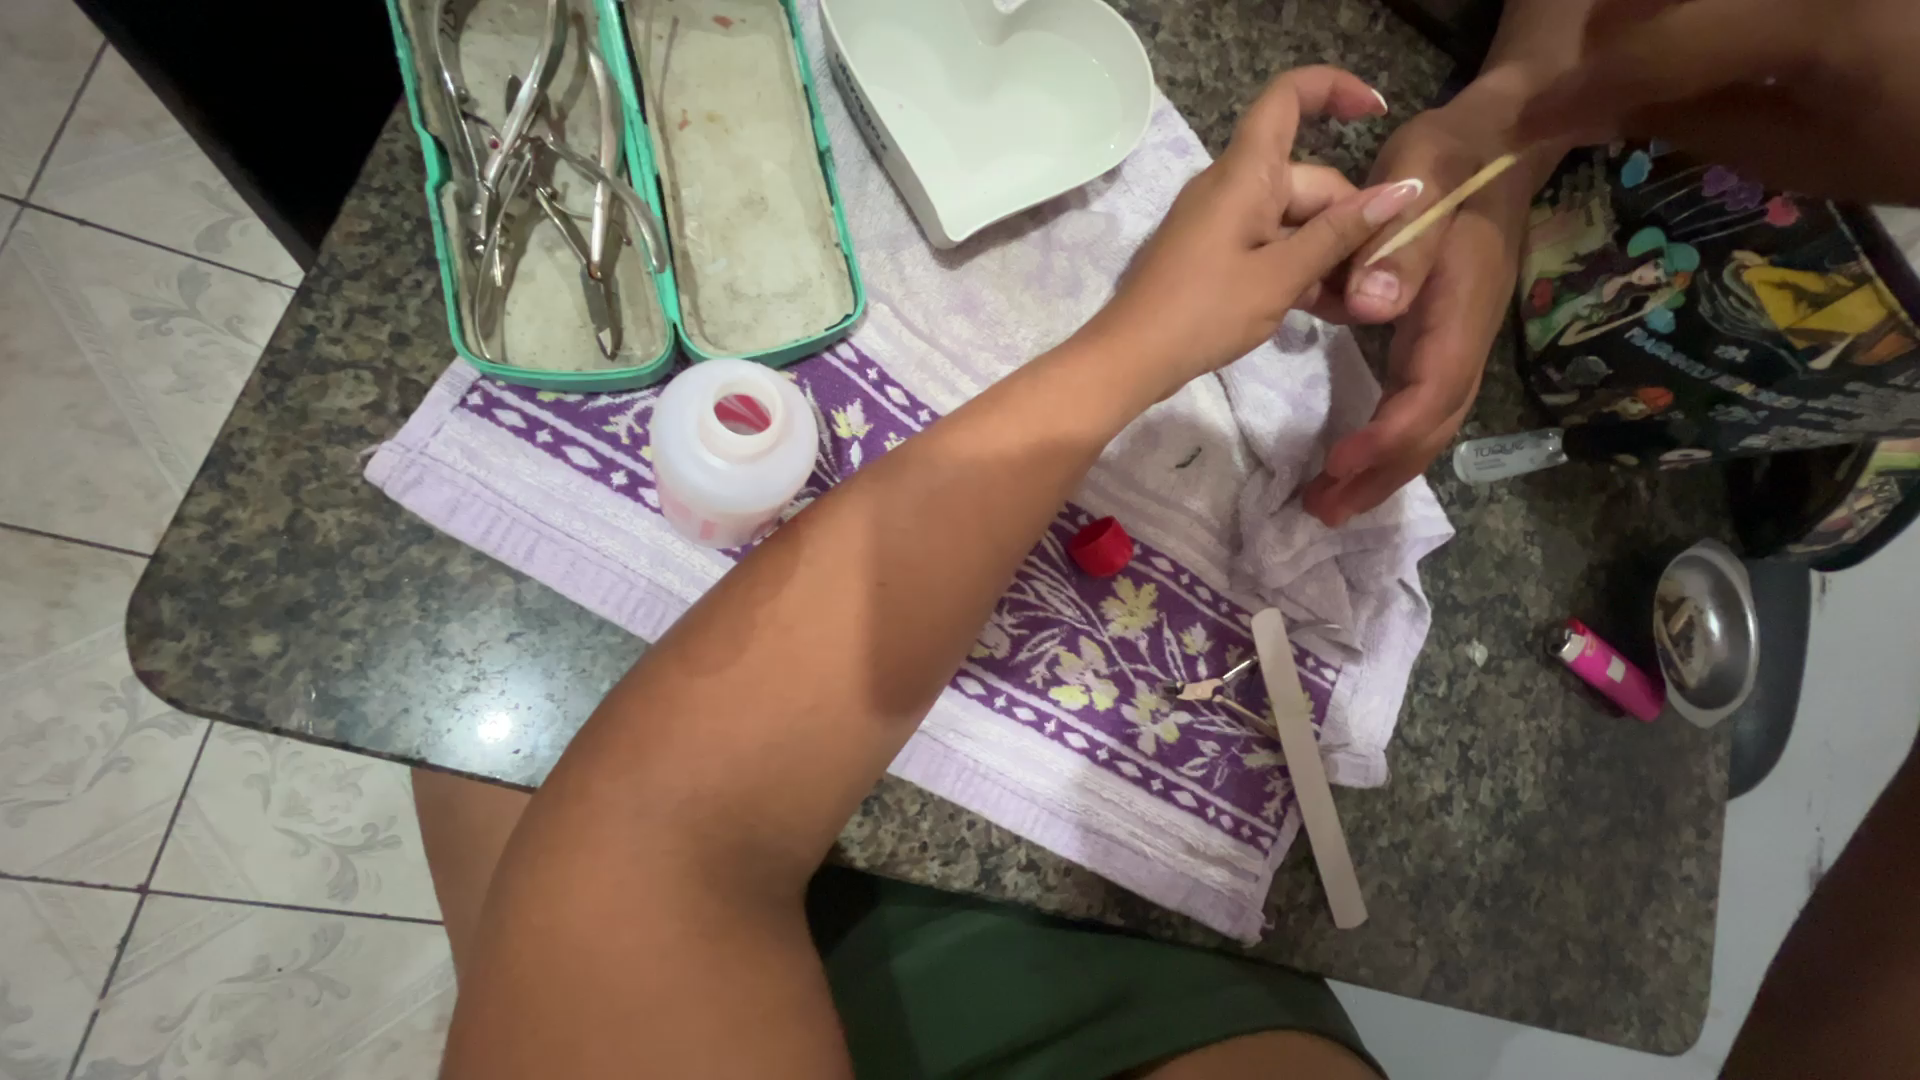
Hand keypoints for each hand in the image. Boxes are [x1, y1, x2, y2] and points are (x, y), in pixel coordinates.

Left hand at [1081, 65, 1423, 395]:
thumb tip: (1402, 190)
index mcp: (1244, 173)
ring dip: (1325, 256)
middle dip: (1348, 221)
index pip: (1288, 98)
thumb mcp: (1280, 277)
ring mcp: (1218, 225)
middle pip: (1307, 181)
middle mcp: (1230, 188)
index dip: (1334, 90)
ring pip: (1290, 223)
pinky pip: (1265, 249)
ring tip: (1360, 301)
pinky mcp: (1211, 259)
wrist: (1130, 360)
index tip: (1375, 112)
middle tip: (1381, 273)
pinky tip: (1327, 308)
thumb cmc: (1203, 312)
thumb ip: (1339, 235)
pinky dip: (1295, 271)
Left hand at [1302, 87, 1542, 526]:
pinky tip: (1345, 464)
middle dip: (1381, 474)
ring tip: (1328, 506)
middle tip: (1325, 513)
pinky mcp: (1433, 340)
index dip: (1386, 433)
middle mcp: (1463, 334)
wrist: (1495, 140)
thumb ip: (1401, 243)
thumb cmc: (1448, 157)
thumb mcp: (1423, 178)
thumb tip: (1372, 308)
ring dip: (1379, 470)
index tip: (1337, 463)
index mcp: (1458, 305)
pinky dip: (1380, 441)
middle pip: (1431, 425)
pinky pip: (1411, 405)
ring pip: (1423, 424)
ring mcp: (1451, 340)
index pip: (1429, 388)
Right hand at [1517, 0, 1919, 203]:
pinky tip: (1720, 50)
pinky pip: (1739, 2)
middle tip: (1594, 79)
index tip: (1524, 123)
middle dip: (1615, 26)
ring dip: (1659, 14)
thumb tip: (1608, 109)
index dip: (1577, 90)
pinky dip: (1711, 19)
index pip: (1654, 51)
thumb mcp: (1815, 157)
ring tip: (1645, 52)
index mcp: (1824, 19)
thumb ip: (1700, 123)